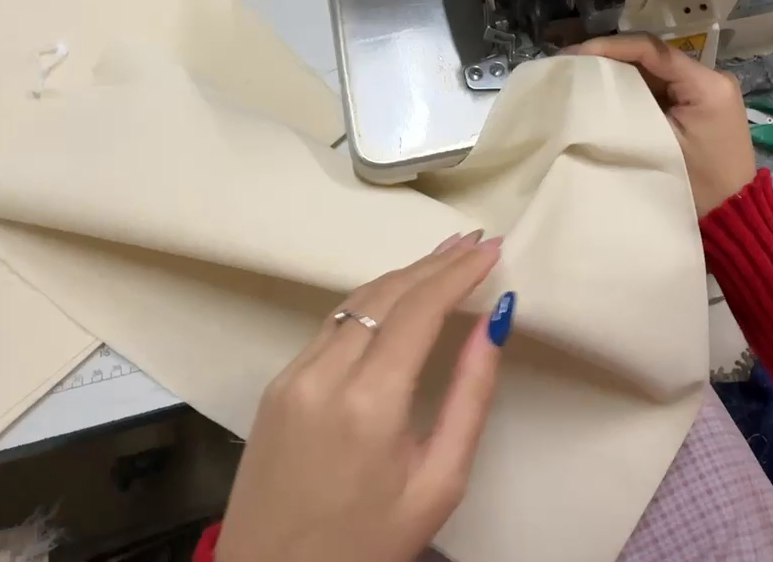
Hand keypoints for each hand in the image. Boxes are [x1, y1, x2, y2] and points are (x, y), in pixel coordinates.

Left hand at [216, 232, 513, 561]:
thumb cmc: (369, 543)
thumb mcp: (439, 482)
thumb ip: (470, 396)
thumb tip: (494, 323)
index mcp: (369, 402)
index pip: (420, 309)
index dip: (458, 272)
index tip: (493, 247)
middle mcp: (325, 373)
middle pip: (388, 293)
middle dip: (435, 262)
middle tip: (476, 241)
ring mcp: (294, 373)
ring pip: (357, 301)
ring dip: (404, 274)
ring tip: (446, 256)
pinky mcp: (278, 382)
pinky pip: (334, 324)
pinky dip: (374, 300)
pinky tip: (399, 294)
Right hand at [568, 35, 755, 216]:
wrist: (733, 214)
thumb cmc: (698, 183)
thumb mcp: (660, 143)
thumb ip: (629, 109)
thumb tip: (591, 88)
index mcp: (707, 84)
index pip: (653, 50)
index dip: (612, 47)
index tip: (576, 53)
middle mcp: (712, 77)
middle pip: (653, 56)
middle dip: (612, 57)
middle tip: (572, 61)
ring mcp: (708, 89)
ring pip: (656, 69)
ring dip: (622, 70)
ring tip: (583, 71)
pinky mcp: (701, 102)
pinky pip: (663, 85)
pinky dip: (635, 86)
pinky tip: (608, 89)